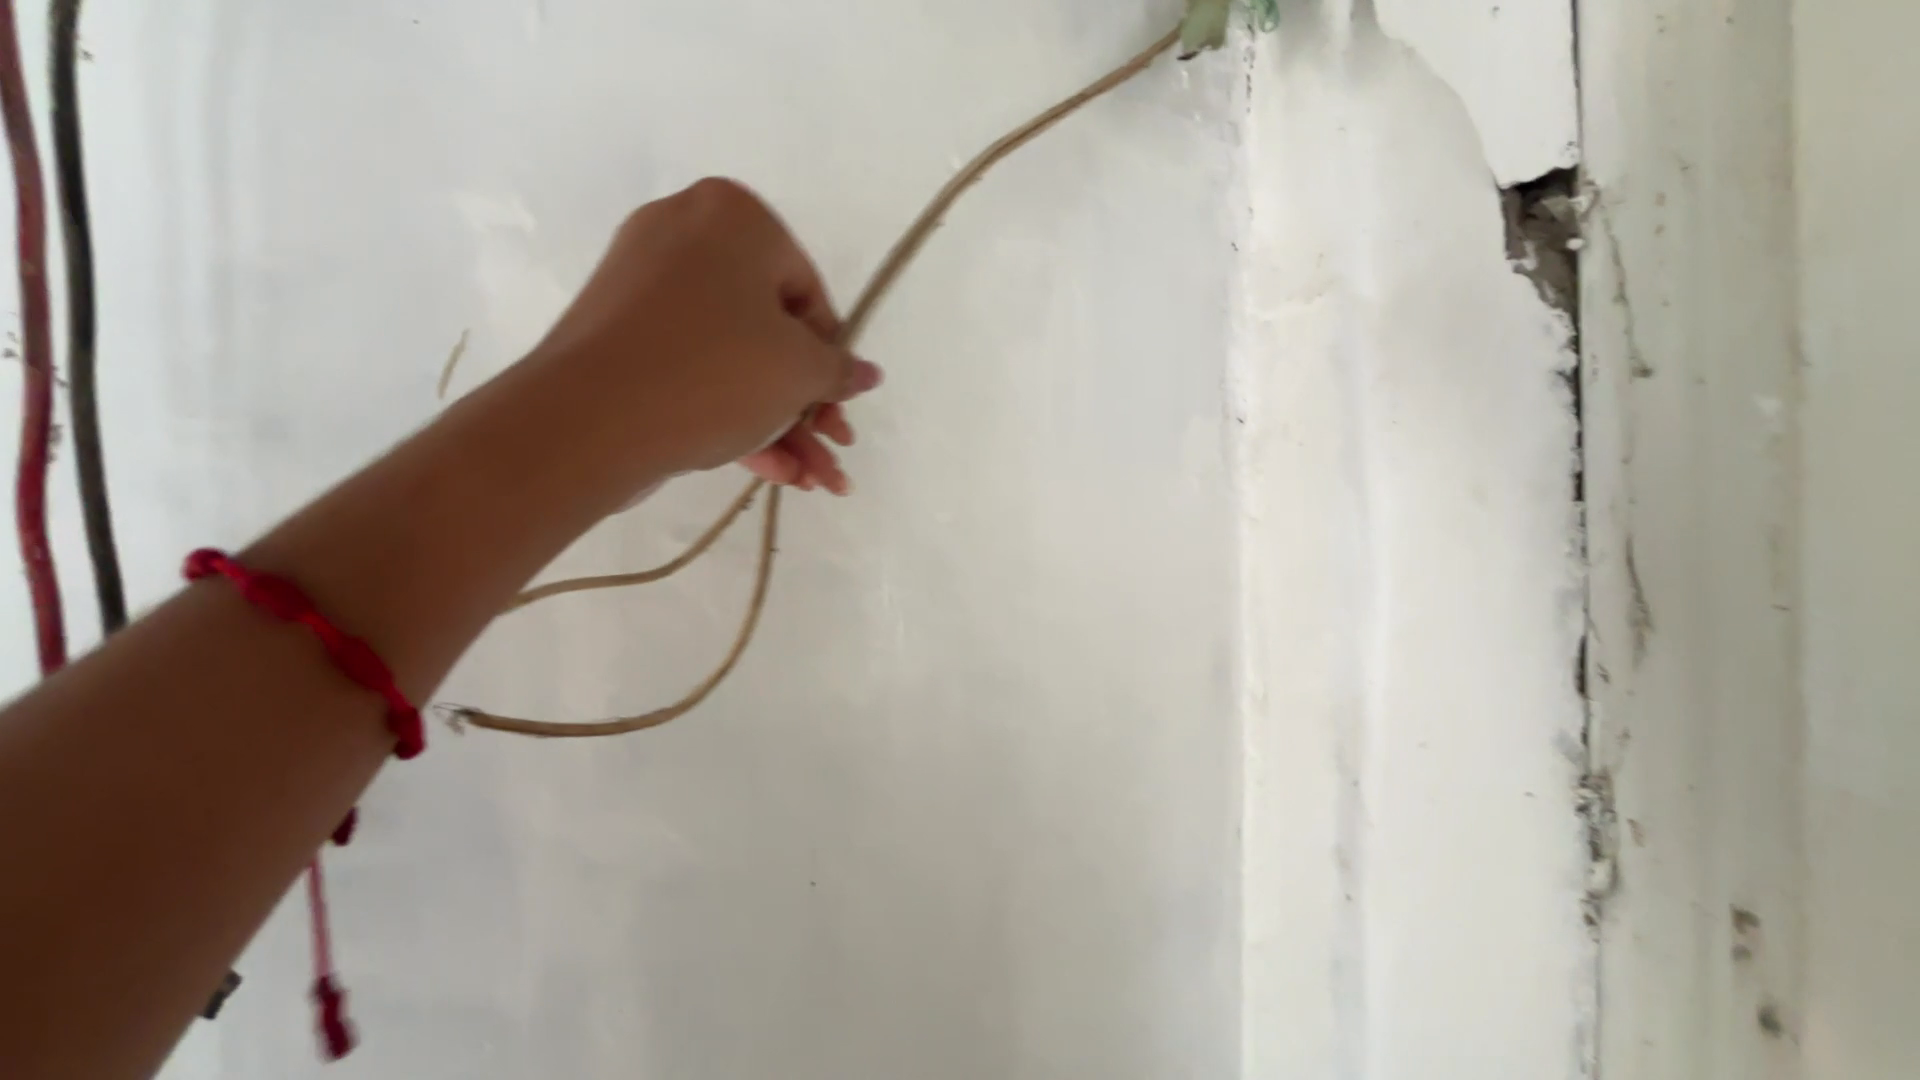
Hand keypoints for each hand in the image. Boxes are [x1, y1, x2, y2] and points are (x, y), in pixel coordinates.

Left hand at [536, 177, 881, 494]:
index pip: (807, 290)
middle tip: (834, 448)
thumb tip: (866, 374)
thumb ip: (840, 371)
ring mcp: (645, 289)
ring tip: (816, 480)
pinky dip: (734, 417)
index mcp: (734, 218)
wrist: (588, 420)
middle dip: (808, 404)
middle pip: (771, 331)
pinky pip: (693, 370)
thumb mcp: (799, 371)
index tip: (839, 403)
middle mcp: (686, 237)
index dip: (830, 357)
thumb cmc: (714, 371)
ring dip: (781, 424)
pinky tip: (776, 472)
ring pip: (734, 360)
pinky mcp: (620, 339)